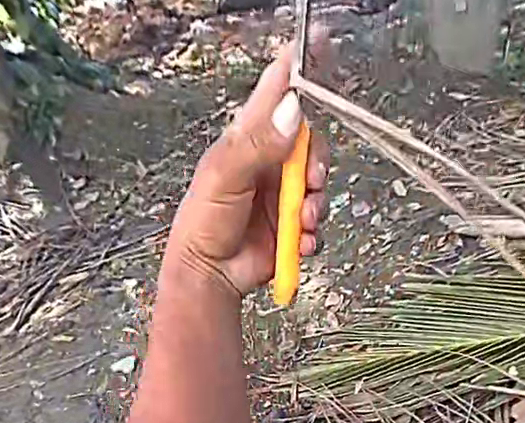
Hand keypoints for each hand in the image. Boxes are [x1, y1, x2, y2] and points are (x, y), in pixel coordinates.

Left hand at [163, 44, 330, 298]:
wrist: (210, 274)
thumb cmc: (205, 222)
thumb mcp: (225, 174)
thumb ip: (259, 144)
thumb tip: (294, 112)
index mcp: (250, 139)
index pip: (278, 93)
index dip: (299, 71)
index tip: (319, 45)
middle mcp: (271, 164)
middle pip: (312, 146)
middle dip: (318, 166)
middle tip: (309, 183)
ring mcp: (282, 198)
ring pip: (319, 188)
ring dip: (317, 206)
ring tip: (301, 223)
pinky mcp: (291, 229)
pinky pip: (316, 225)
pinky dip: (313, 235)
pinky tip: (301, 243)